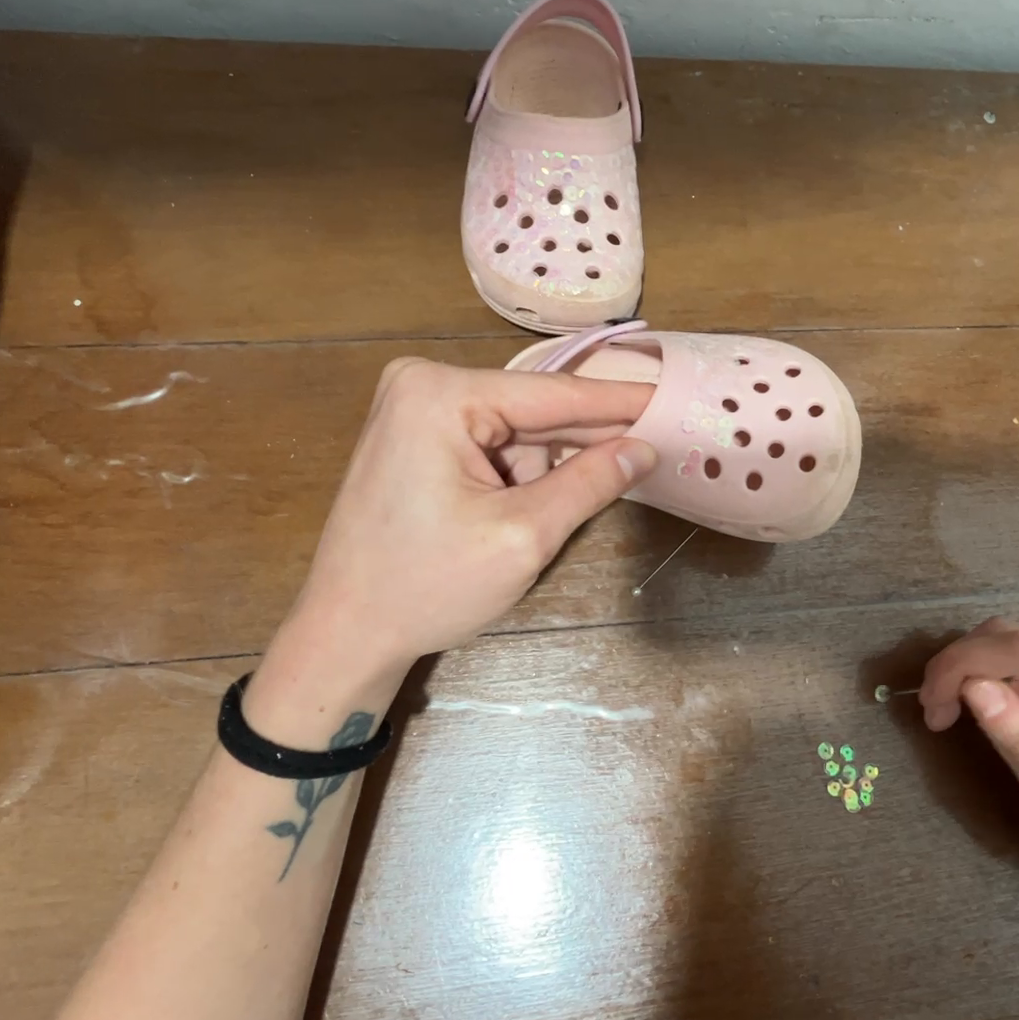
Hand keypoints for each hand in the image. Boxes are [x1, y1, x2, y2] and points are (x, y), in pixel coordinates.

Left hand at [269, 358, 655, 690]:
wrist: (345, 633)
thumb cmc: (427, 587)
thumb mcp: (523, 537)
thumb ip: (589, 484)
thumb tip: (645, 448)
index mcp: (441, 395)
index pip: (555, 394)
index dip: (621, 401)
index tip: (672, 395)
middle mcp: (424, 386)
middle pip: (534, 411)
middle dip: (586, 439)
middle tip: (656, 441)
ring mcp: (415, 411)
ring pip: (517, 433)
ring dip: (547, 471)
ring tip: (556, 508)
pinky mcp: (416, 439)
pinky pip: (492, 446)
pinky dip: (521, 477)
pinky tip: (525, 510)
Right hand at [921, 618, 1018, 929]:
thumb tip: (974, 685)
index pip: (1015, 657)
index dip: (959, 670)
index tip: (931, 714)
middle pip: (1016, 638)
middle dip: (960, 662)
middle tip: (933, 712)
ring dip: (976, 661)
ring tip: (953, 707)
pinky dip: (1000, 666)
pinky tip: (989, 702)